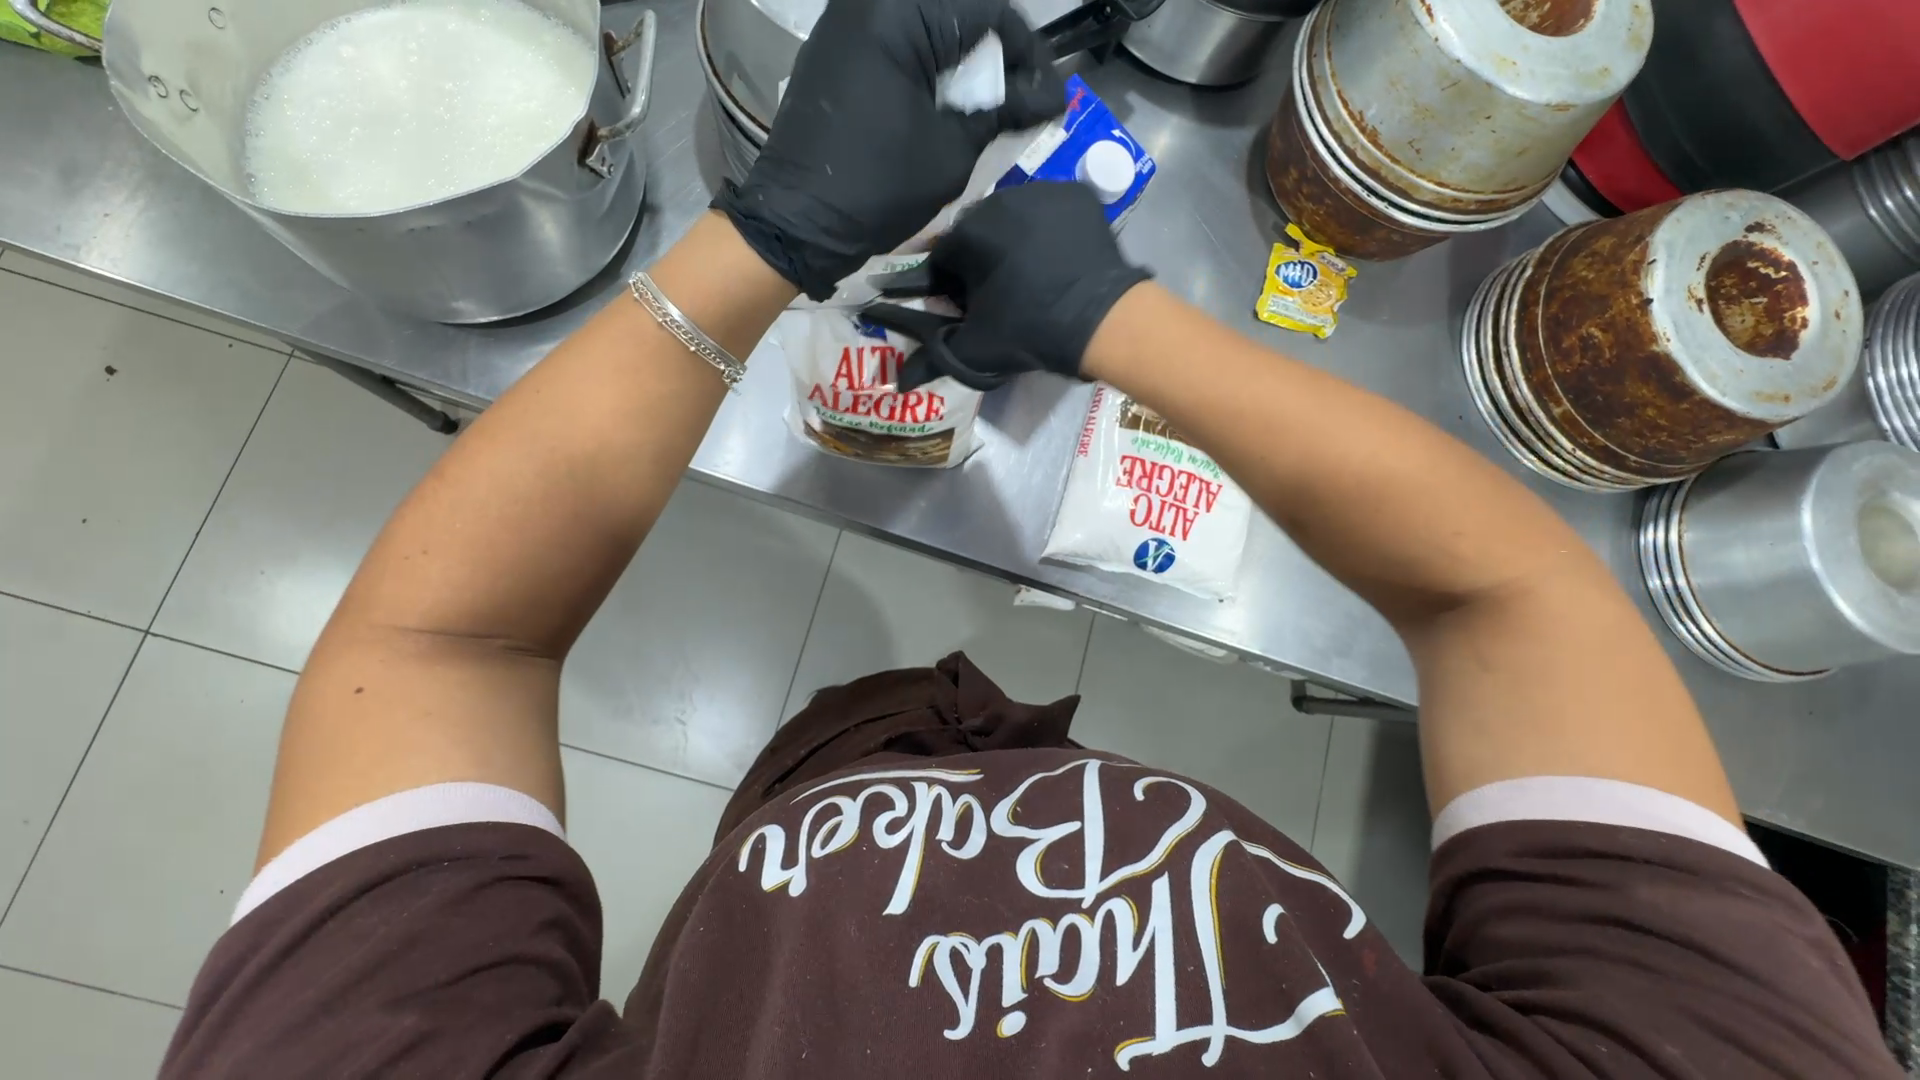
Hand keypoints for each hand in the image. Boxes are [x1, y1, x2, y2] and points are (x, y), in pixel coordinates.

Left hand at [713, 0, 1063, 300]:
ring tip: (980, 106)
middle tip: (1014, 100)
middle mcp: (871, 3)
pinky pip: (894, 41)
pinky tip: (939, 103)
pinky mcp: (834, 52)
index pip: (989, 11)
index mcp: (902, 13)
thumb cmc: (880, 186)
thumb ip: (1002, 109)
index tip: (1045, 96)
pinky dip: (925, 65)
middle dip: (992, 55)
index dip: (1027, 53)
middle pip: (956, 12)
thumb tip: (1052, 96)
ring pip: (925, 25)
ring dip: (958, 61)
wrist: (798, 221)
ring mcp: (846, 24)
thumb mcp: (953, 148)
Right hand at [868, 181, 1151, 388]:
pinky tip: (1055, 258)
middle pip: (977, 234)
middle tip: (997, 294)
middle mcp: (998, 201)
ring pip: (1013, 219)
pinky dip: (1047, 230)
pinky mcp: (1075, 194)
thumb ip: (933, 360)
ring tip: (1029, 276)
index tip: (960, 305)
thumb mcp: (976, 349)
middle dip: (980, 261)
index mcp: (966, 236)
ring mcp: (1040, 192)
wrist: (1102, 320)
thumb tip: (899, 382)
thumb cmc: (1030, 333)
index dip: (948, 286)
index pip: (942, 259)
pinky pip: (1049, 212)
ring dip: (1013, 242)